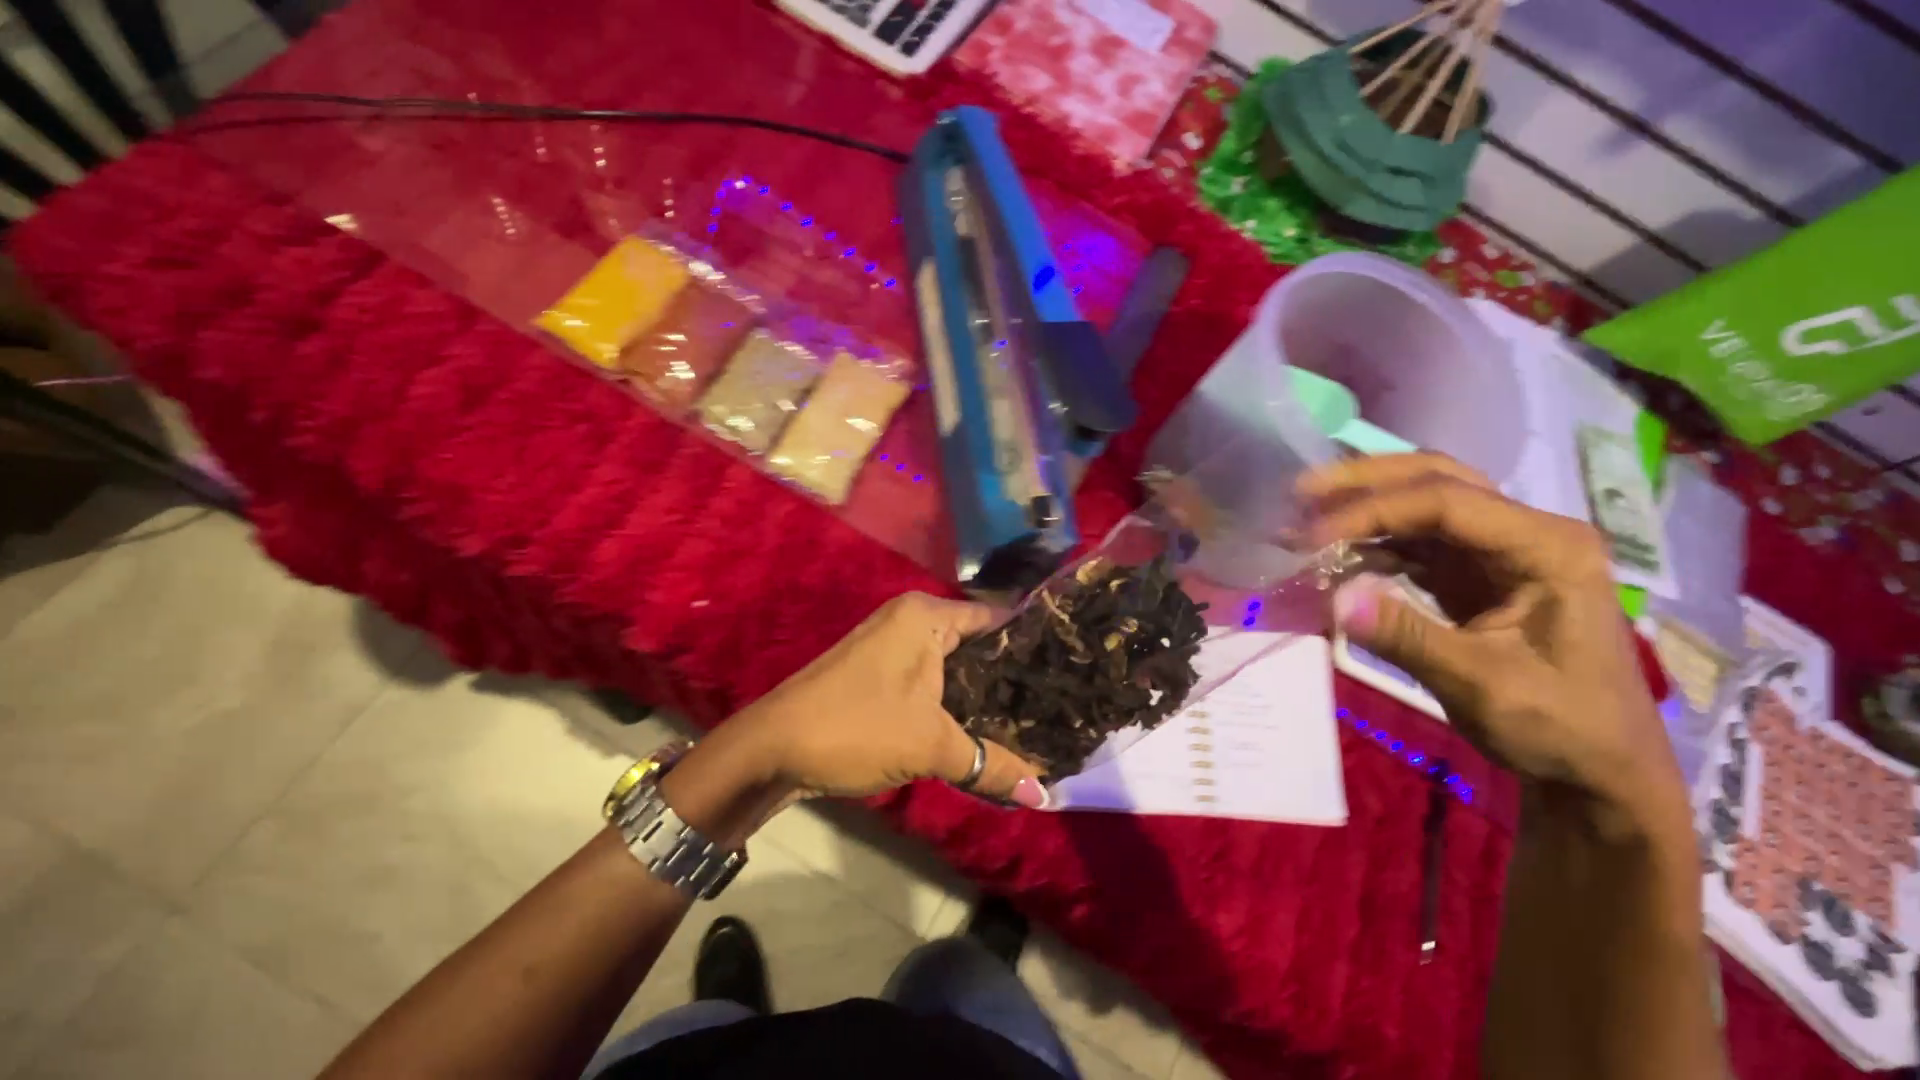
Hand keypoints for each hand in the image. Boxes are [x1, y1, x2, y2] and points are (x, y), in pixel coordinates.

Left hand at [724, 593, 1048, 807]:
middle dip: (1013, 679)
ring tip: (1035, 725)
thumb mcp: (930, 746)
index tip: (1074, 670)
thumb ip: (991, 765)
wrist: (770, 751)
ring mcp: (890, 650)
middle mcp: (909, 623)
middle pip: (978, 645)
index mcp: (925, 616)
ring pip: (954, 670)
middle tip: (1061, 707)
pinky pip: (931, 686)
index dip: (1035, 644)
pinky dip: (956, 708)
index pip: (997, 618)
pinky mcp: (878, 679)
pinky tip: (985, 735)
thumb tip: (1045, 796)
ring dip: (984, 699)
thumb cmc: (855, 727)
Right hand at [1302, 454, 1686, 838]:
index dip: (1372, 510)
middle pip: (1438, 481)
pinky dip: (1373, 545)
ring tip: (1304, 517)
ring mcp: (1501, 554)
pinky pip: (1417, 544)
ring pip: (1424, 505)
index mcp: (1547, 547)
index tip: (1311, 533)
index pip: (1447, 502)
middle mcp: (1527, 534)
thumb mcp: (1483, 685)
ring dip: (1364, 509)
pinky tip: (1334, 555)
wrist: (1600, 773)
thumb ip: (1408, 637)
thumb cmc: (1562, 727)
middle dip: (1366, 482)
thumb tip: (1334, 598)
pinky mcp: (1476, 578)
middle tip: (1300, 490)